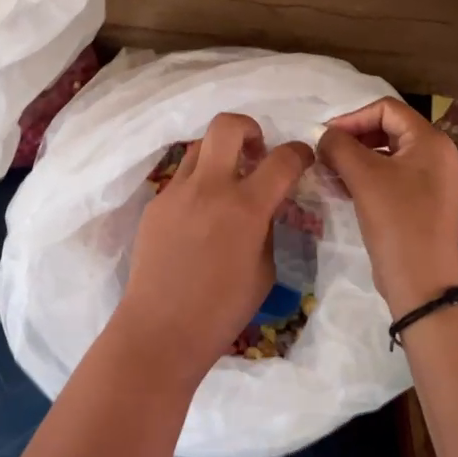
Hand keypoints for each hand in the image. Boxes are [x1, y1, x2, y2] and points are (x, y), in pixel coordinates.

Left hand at [118, 113, 313, 377]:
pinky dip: (198, 185)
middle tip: (257, 152)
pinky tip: (201, 217)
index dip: (299, 152)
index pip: (282, 159)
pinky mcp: (155, 204)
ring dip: (220, 156)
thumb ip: (267, 228)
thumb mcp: (264, 271)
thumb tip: (265, 207)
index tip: (302, 159)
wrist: (160, 331)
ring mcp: (176, 192)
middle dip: (249, 128)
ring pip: (200, 148)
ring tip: (227, 184)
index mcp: (245, 207)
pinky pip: (181, 179)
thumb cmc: (221, 311)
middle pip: (227, 125)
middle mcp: (209, 188)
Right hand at [316, 98, 457, 317]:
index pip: (387, 109)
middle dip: (353, 139)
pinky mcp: (424, 203)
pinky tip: (343, 190)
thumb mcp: (363, 176)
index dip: (353, 117)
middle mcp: (438, 155)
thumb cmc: (396, 221)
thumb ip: (339, 146)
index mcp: (431, 141)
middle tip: (325, 155)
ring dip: (356, 160)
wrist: (421, 282)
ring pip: (388, 155)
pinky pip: (393, 177)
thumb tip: (325, 137)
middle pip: (388, 130)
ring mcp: (433, 181)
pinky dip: (368, 178)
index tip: (325, 136)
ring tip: (329, 174)